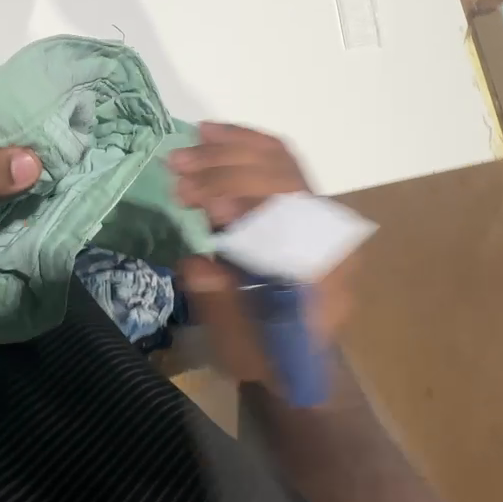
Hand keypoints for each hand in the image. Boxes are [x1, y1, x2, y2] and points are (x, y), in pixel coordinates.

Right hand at [168, 123, 353, 390]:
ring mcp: (317, 215)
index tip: (192, 201)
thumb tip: (199, 255)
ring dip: (227, 148)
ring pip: (279, 158)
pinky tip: (210, 136)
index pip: (286, 206)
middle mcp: (327, 231)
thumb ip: (221, 299)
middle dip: (223, 164)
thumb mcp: (238, 341)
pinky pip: (278, 160)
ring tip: (183, 152)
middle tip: (175, 167)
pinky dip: (242, 144)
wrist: (296, 365)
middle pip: (280, 173)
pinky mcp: (301, 206)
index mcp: (321, 265)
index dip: (236, 193)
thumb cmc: (267, 356)